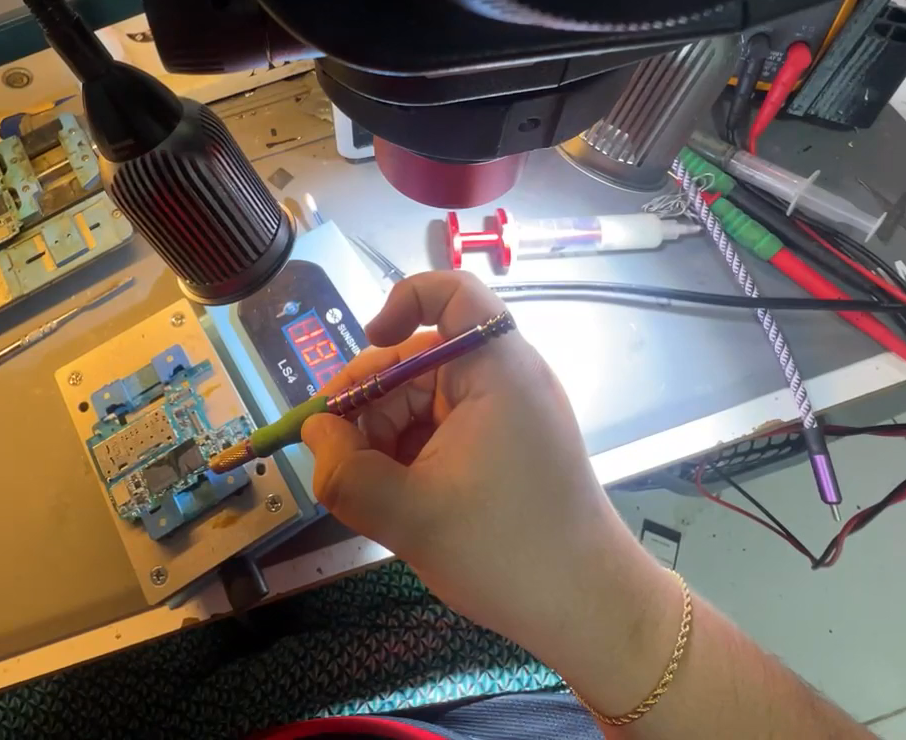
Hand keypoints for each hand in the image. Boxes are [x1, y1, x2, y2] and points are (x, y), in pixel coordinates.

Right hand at [301, 271, 672, 674]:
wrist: (590, 612)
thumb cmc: (508, 554)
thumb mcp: (410, 518)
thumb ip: (344, 473)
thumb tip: (315, 433)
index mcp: (496, 370)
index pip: (453, 293)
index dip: (403, 301)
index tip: (371, 343)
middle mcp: (504, 376)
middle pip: (419, 357)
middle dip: (370, 399)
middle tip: (334, 450)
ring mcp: (506, 410)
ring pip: (422, 397)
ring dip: (384, 434)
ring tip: (367, 487)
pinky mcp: (504, 442)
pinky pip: (441, 425)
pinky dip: (410, 451)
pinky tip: (397, 493)